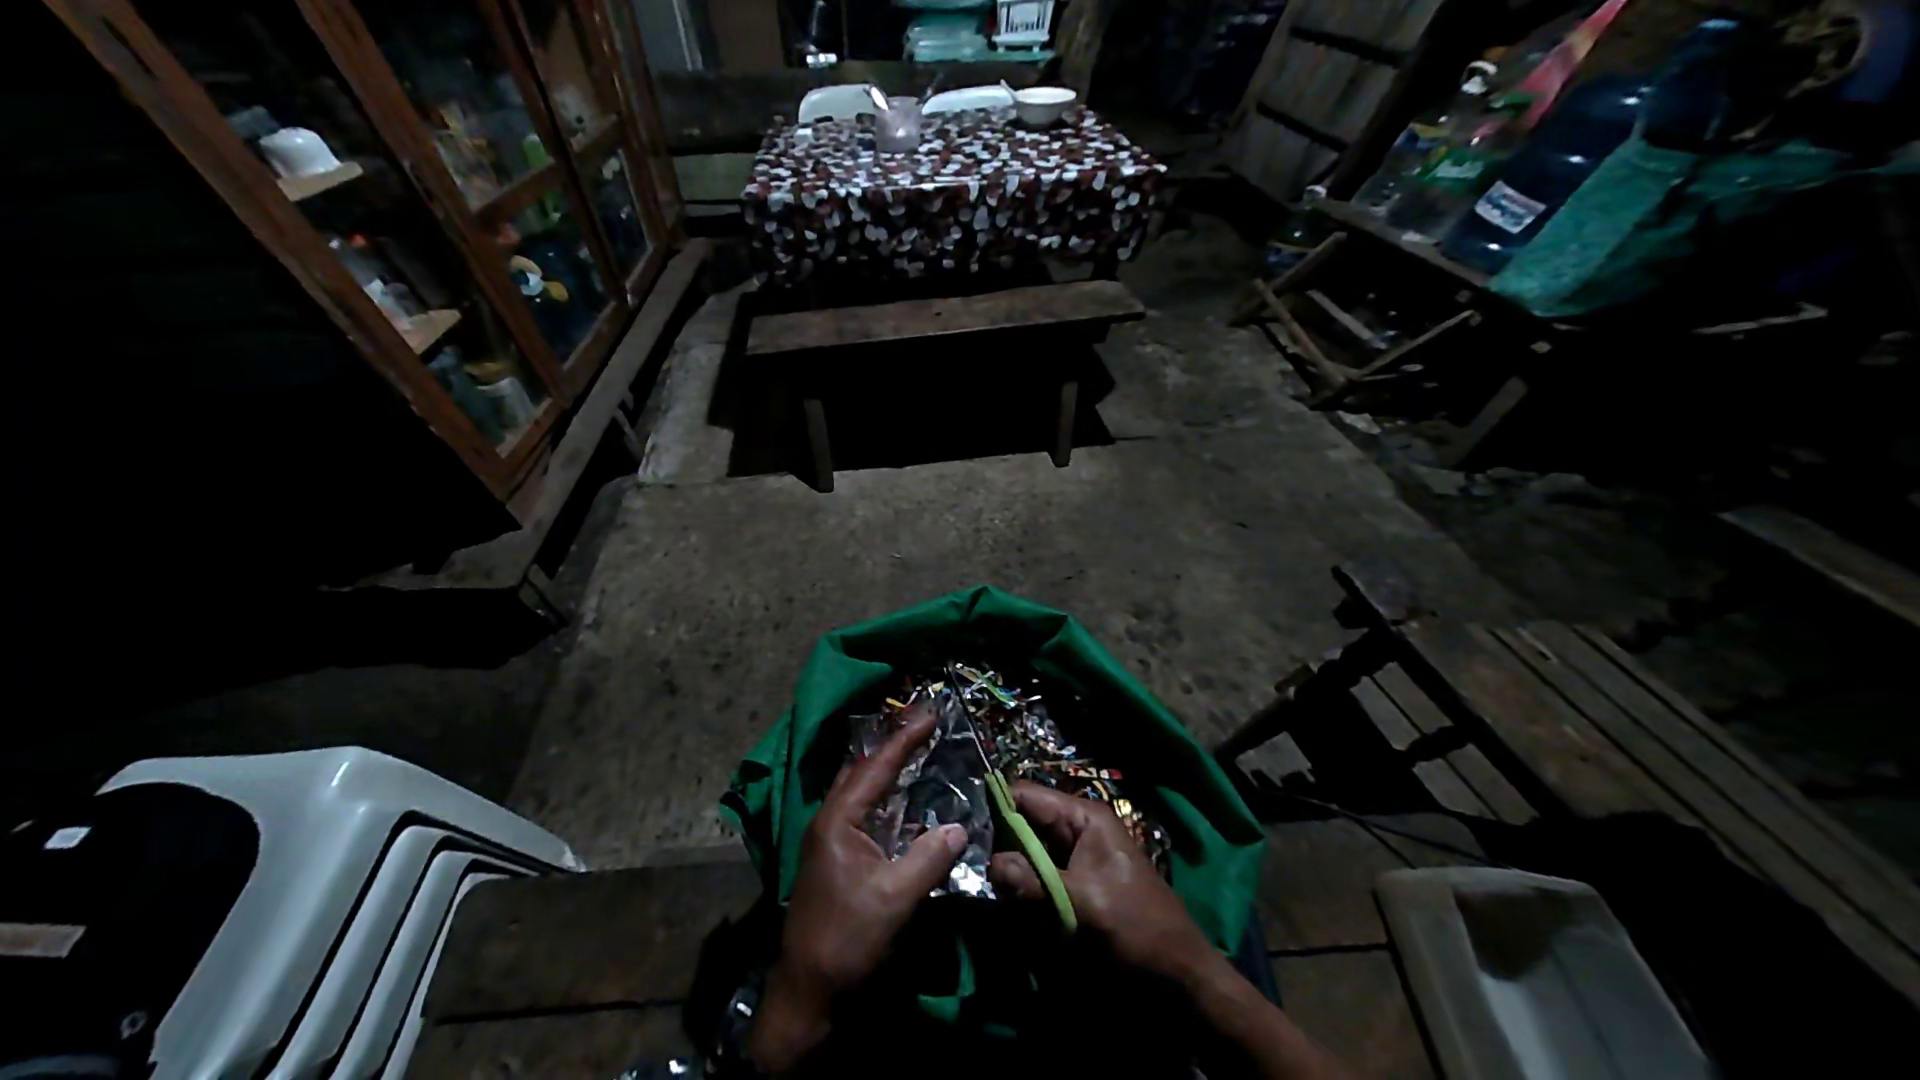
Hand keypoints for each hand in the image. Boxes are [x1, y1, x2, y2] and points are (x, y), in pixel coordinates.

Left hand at [750, 709, 966, 1072]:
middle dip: (891, 743)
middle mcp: (829, 821)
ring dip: (885, 767)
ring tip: (914, 749)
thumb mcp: (894, 898)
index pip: (876, 767)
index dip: (904, 739)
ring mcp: (829, 840)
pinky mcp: (835, 858)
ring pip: (859, 789)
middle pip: (861, 769)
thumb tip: (960, 825)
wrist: (807, 991)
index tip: (930, 713)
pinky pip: (862, 811)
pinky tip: (901, 800)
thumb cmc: (847, 939)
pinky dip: (883, 795)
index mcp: (838, 820)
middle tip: (922, 724)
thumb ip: (929, 858)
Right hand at [989, 781, 1216, 983]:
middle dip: (996, 842)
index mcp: (1082, 817)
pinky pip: (1035, 875)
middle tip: (967, 864)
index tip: (962, 829)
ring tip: (979, 884)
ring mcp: (1073, 856)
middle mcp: (1075, 828)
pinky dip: (1019, 886)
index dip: (993, 807)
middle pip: (1021, 822)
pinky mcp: (1071, 883)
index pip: (1025, 795)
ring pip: (1025, 851)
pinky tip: (1001, 901)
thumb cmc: (1136, 929)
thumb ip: (1033, 882)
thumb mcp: (1083, 903)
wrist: (1179, 975)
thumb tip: (988, 864)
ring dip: (1005, 868)